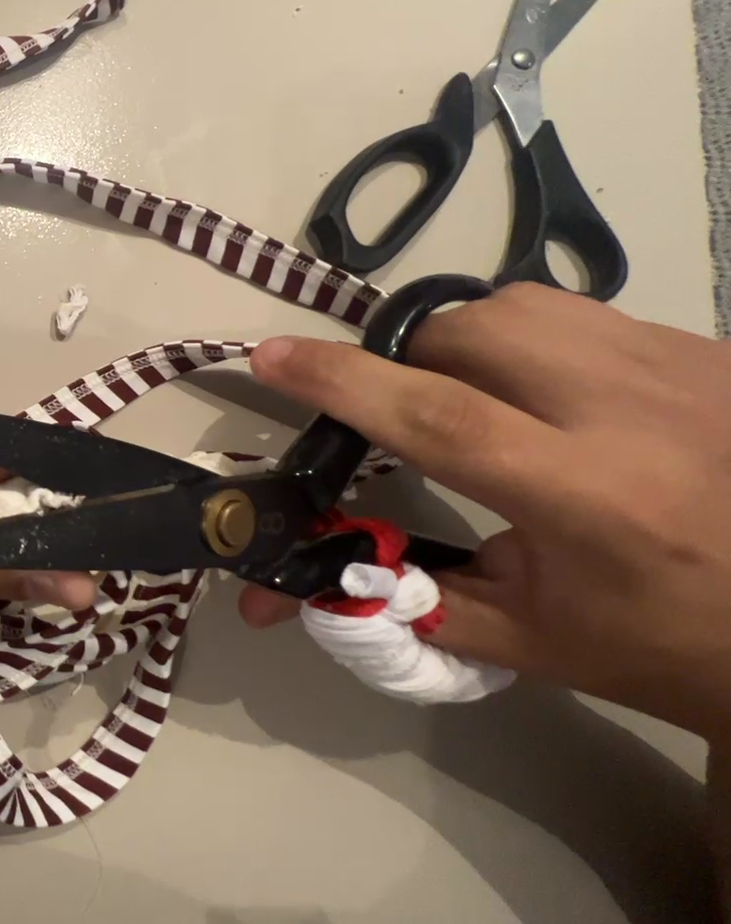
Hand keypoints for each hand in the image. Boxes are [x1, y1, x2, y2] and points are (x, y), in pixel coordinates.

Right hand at [241, 283, 730, 738]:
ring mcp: (692, 373)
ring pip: (522, 306)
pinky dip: (524, 338)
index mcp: (591, 501)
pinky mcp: (714, 353)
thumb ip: (387, 595)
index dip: (341, 381)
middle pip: (474, 334)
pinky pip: (578, 311)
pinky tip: (541, 392)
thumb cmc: (655, 644)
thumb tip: (265, 598)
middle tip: (393, 400)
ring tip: (465, 390)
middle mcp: (643, 419)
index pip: (437, 416)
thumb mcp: (512, 634)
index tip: (269, 356)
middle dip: (403, 354)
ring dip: (460, 339)